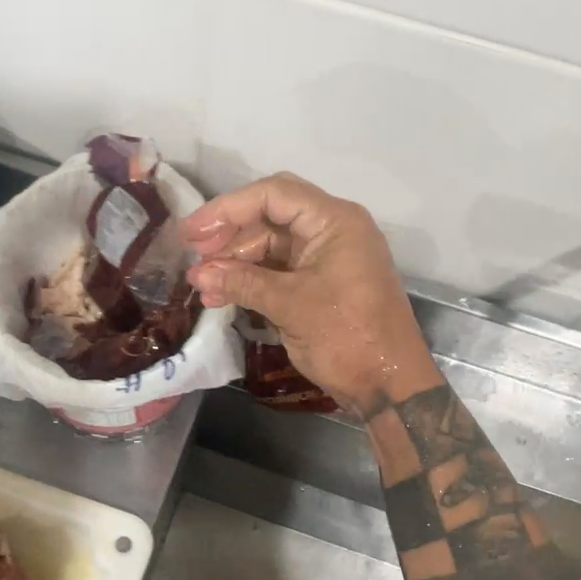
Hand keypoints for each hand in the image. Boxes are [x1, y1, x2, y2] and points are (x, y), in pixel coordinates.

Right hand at [183, 173, 433, 413]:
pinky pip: (278, 272)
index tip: (192, 232)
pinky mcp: (319, 285)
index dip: (228, 208)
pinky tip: (220, 296)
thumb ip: (243, 283)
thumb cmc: (348, 337)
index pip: (273, 195)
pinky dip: (250, 281)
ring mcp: (325, 259)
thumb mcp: (291, 306)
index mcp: (334, 222)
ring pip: (270, 247)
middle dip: (230, 235)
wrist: (388, 384)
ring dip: (235, 263)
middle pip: (270, 217)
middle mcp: (331, 231)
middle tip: (194, 257)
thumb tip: (198, 274)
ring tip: (201, 285)